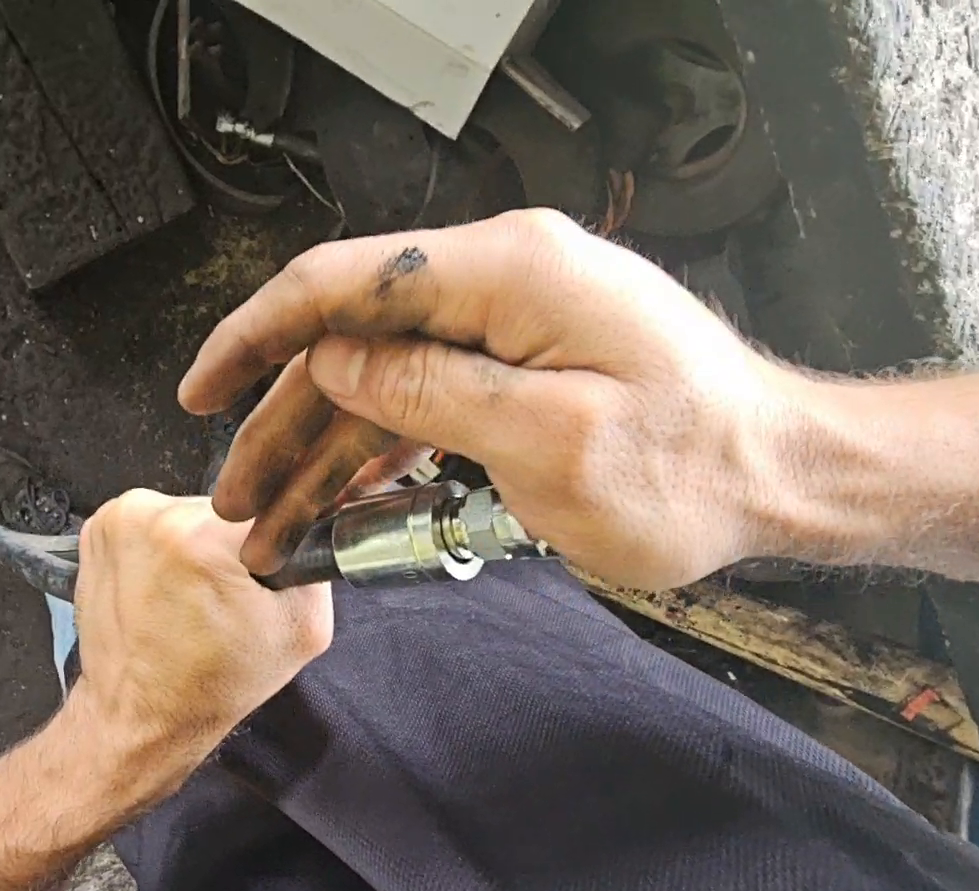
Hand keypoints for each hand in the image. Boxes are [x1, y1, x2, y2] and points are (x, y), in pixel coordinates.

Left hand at [64, 490, 332, 796]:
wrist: (138, 713)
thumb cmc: (209, 684)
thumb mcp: (303, 629)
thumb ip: (316, 563)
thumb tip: (307, 522)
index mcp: (203, 536)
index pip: (266, 508)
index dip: (272, 543)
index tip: (259, 575)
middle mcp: (151, 515)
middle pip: (224, 508)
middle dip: (231, 544)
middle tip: (224, 593)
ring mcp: (117, 519)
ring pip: (188, 512)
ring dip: (196, 544)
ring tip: (189, 596)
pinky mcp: (97, 528)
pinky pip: (154, 522)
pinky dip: (164, 549)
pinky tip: (162, 589)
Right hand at [179, 209, 822, 589]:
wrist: (775, 480)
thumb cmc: (692, 471)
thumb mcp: (555, 442)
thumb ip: (432, 391)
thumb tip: (334, 364)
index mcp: (506, 276)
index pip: (343, 286)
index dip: (257, 336)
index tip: (202, 387)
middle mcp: (494, 288)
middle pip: (346, 351)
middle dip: (278, 428)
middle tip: (233, 498)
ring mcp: (497, 333)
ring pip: (371, 393)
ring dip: (314, 461)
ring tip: (268, 527)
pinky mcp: (504, 375)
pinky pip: (412, 413)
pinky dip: (366, 463)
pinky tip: (327, 507)